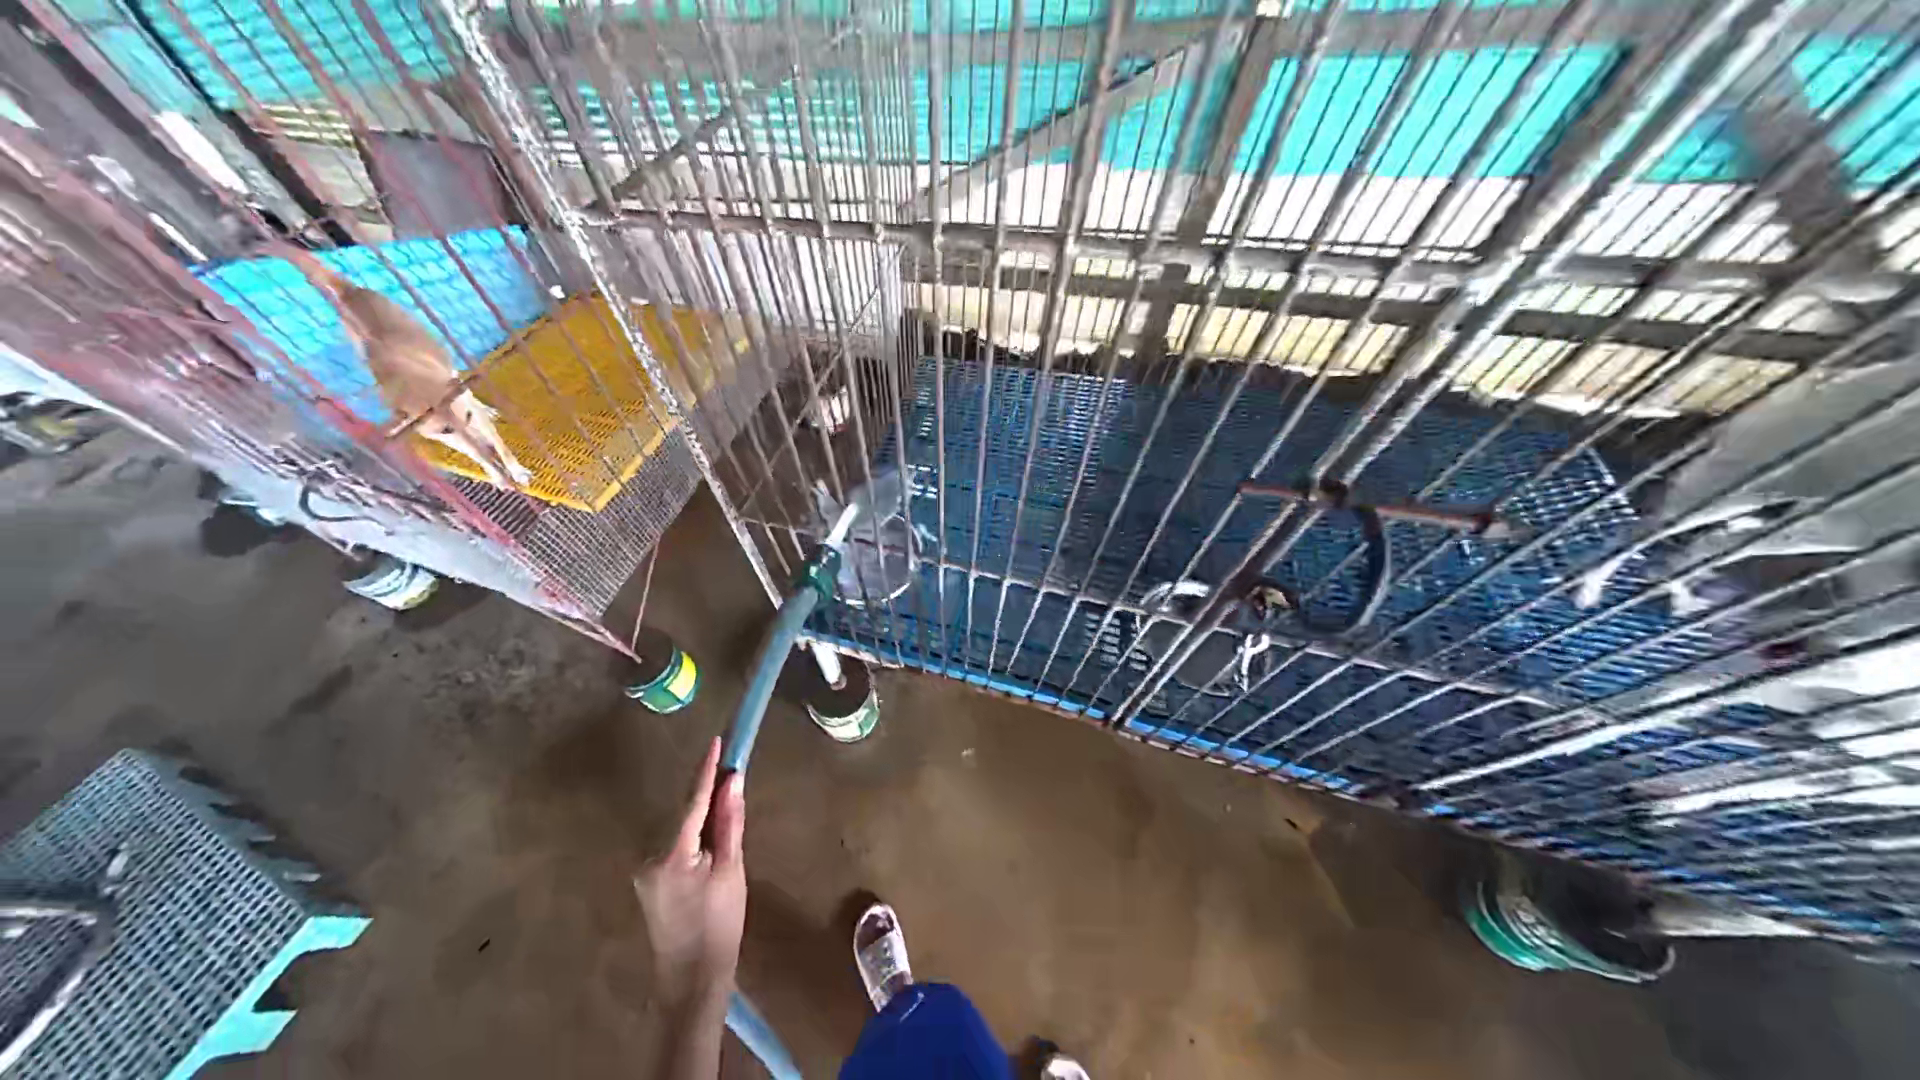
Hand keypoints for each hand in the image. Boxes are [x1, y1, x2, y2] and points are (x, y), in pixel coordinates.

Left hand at [634, 736, 746, 1011]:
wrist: (692, 977)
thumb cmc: (720, 922)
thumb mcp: (731, 869)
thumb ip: (730, 821)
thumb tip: (733, 778)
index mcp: (671, 854)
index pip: (693, 801)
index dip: (707, 769)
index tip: (717, 740)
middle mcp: (650, 855)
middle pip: (685, 812)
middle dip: (709, 791)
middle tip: (734, 766)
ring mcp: (645, 868)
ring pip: (681, 827)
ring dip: (703, 812)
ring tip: (729, 802)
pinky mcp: (650, 878)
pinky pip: (676, 842)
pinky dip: (695, 831)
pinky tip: (712, 833)